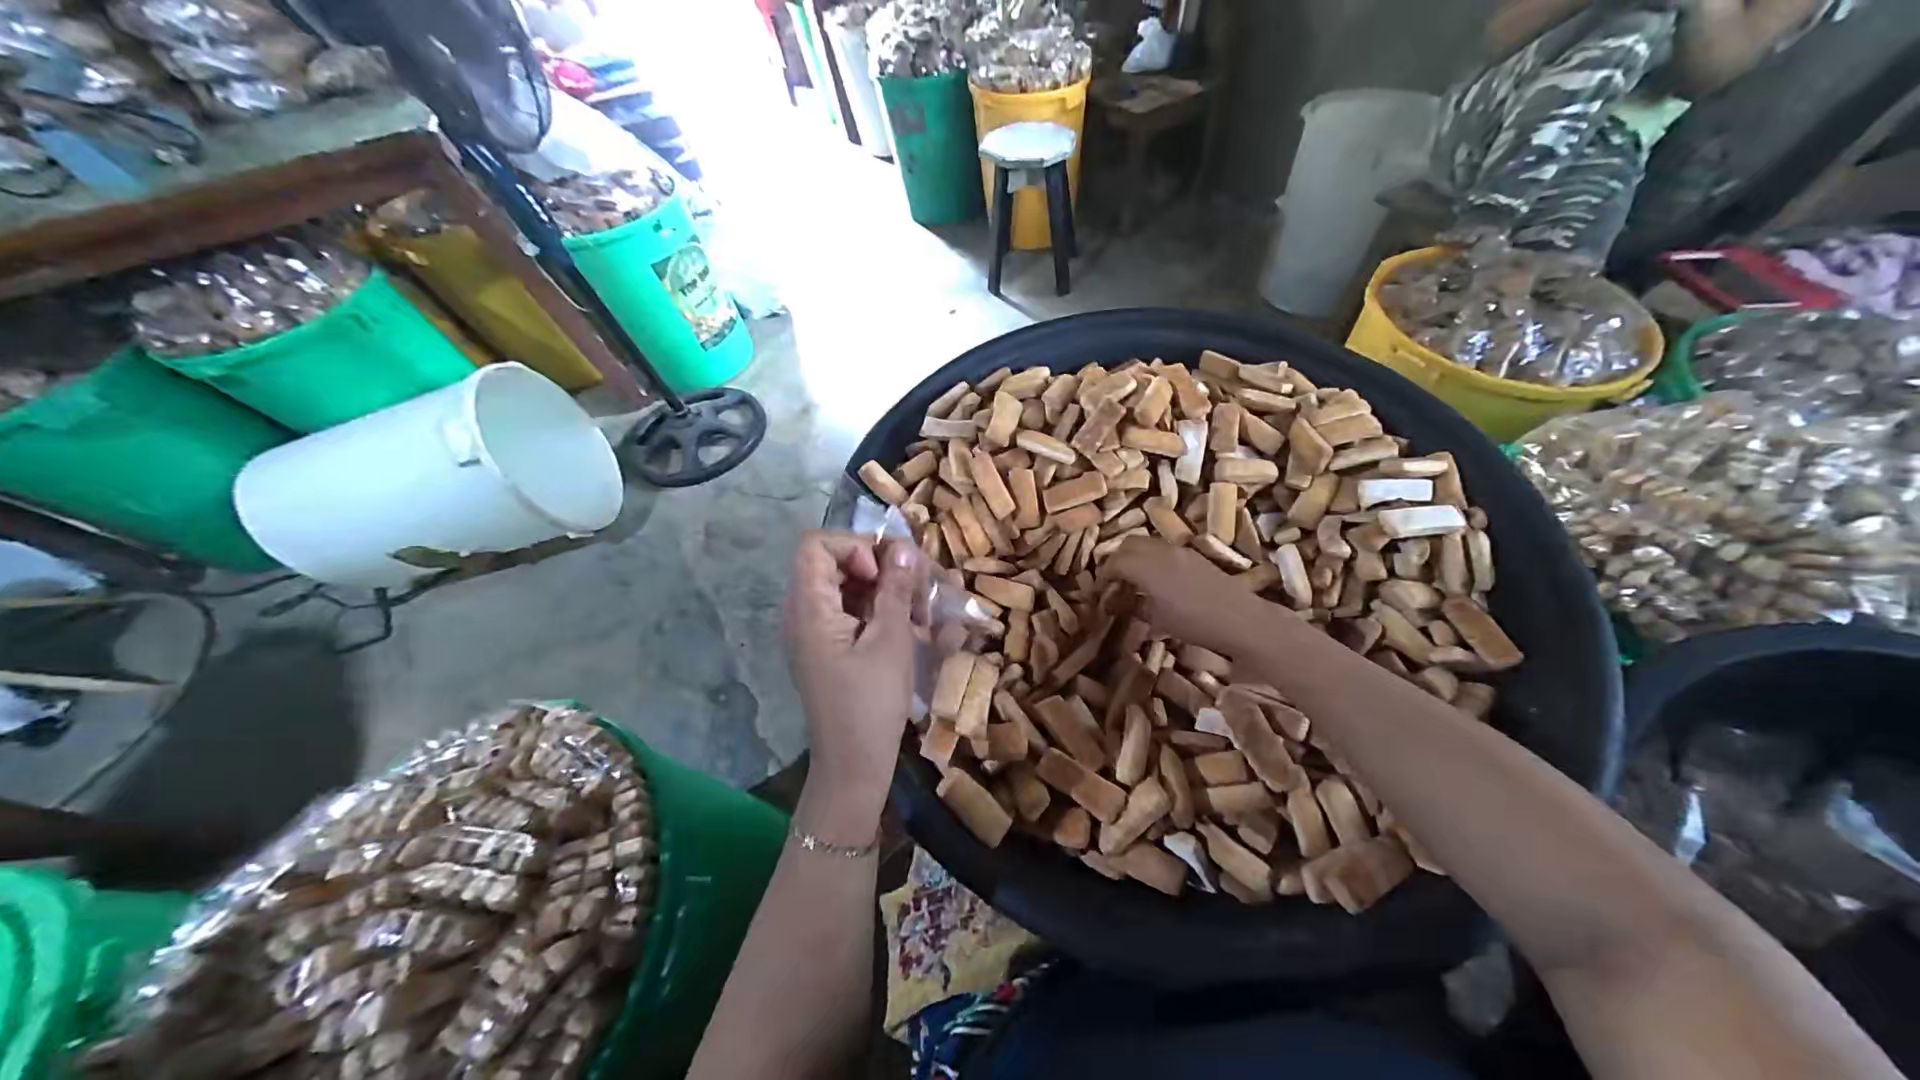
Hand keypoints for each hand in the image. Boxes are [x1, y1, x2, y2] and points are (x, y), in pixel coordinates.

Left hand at [783, 531, 919, 814]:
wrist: (853, 763)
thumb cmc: (872, 701)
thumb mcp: (891, 640)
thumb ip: (895, 589)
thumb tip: (903, 548)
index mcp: (809, 607)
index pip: (817, 544)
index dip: (854, 547)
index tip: (883, 574)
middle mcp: (802, 613)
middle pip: (835, 563)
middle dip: (881, 567)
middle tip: (920, 586)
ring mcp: (813, 631)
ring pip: (847, 587)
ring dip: (885, 590)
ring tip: (923, 610)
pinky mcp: (827, 648)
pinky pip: (850, 612)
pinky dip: (879, 611)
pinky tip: (912, 627)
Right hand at [1100, 536, 1278, 659]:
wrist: (1240, 619)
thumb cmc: (1194, 623)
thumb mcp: (1157, 619)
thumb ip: (1133, 606)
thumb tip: (1115, 603)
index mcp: (1147, 567)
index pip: (1114, 562)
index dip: (1103, 576)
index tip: (1100, 592)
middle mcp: (1160, 551)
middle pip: (1128, 545)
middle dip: (1117, 560)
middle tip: (1115, 582)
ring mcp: (1179, 550)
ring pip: (1147, 543)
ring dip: (1135, 557)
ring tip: (1135, 581)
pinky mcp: (1194, 555)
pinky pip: (1163, 549)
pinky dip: (1152, 558)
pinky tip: (1158, 580)